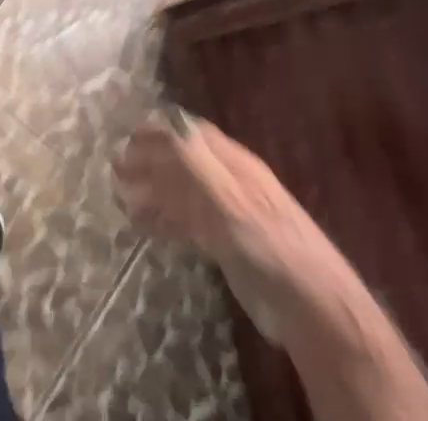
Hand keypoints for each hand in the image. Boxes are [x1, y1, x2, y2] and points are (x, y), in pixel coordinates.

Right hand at [114, 108, 351, 342]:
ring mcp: (229, 215)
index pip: (192, 133)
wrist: (312, 307)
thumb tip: (164, 121)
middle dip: (148, 162)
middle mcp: (231, 184)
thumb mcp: (229, 199)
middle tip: (115, 171)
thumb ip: (196, 162)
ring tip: (120, 199)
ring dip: (152, 191)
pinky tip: (143, 227)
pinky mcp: (227, 245)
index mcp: (235, 165)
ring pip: (182, 193)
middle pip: (183, 161)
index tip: (125, 138)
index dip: (159, 130)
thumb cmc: (269, 246)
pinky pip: (188, 223)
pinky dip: (164, 220)